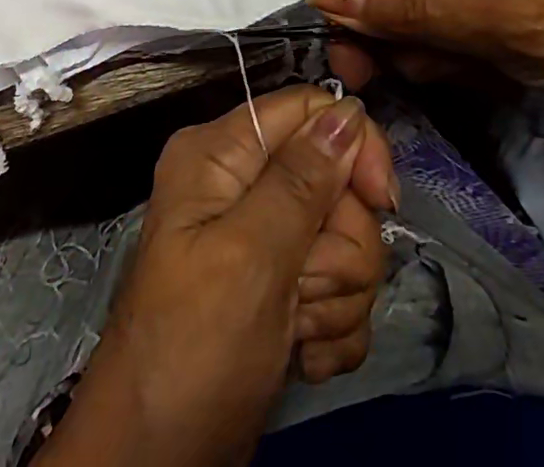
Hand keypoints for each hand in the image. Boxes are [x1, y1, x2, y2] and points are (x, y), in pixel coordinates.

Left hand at [33, 86, 395, 466]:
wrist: (161, 455)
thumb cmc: (193, 346)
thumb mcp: (249, 253)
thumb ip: (302, 179)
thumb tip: (348, 112)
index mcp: (221, 155)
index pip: (309, 111)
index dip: (354, 146)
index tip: (382, 200)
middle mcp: (243, 185)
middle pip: (338, 182)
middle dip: (339, 246)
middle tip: (302, 286)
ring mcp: (265, 237)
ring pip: (349, 240)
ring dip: (335, 295)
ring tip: (292, 327)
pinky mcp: (284, 285)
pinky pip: (342, 287)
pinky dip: (331, 326)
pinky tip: (298, 353)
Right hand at [305, 0, 543, 177]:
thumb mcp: (509, 17)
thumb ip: (412, 8)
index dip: (356, 22)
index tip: (357, 83)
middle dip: (402, 46)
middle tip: (439, 86)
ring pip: (430, 27)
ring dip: (438, 63)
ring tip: (487, 82)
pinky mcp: (524, 18)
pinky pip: (466, 43)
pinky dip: (469, 69)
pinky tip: (501, 84)